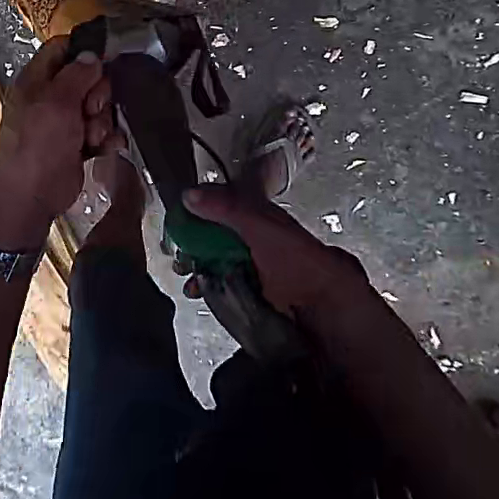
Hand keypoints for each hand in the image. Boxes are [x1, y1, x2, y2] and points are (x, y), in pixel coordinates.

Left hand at [0, 38, 113, 252]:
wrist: (31, 199)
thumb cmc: (38, 146)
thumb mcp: (56, 104)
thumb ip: (76, 75)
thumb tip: (91, 54)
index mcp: (36, 81)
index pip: (62, 49)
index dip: (84, 51)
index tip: (106, 60)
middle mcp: (50, 97)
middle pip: (88, 78)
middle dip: (98, 94)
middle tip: (92, 110)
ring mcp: (65, 121)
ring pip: (99, 105)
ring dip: (102, 121)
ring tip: (93, 137)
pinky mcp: (79, 143)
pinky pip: (102, 130)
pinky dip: (107, 138)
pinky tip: (106, 147)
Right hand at [183, 186, 371, 321]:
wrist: (322, 304)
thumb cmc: (295, 259)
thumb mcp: (259, 225)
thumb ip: (226, 208)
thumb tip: (188, 194)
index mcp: (255, 217)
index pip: (218, 206)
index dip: (197, 210)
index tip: (175, 220)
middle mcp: (250, 239)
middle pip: (212, 235)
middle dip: (191, 243)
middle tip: (177, 253)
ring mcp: (248, 266)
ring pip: (213, 261)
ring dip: (196, 266)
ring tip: (185, 274)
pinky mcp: (247, 292)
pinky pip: (219, 284)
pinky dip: (205, 286)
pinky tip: (197, 291)